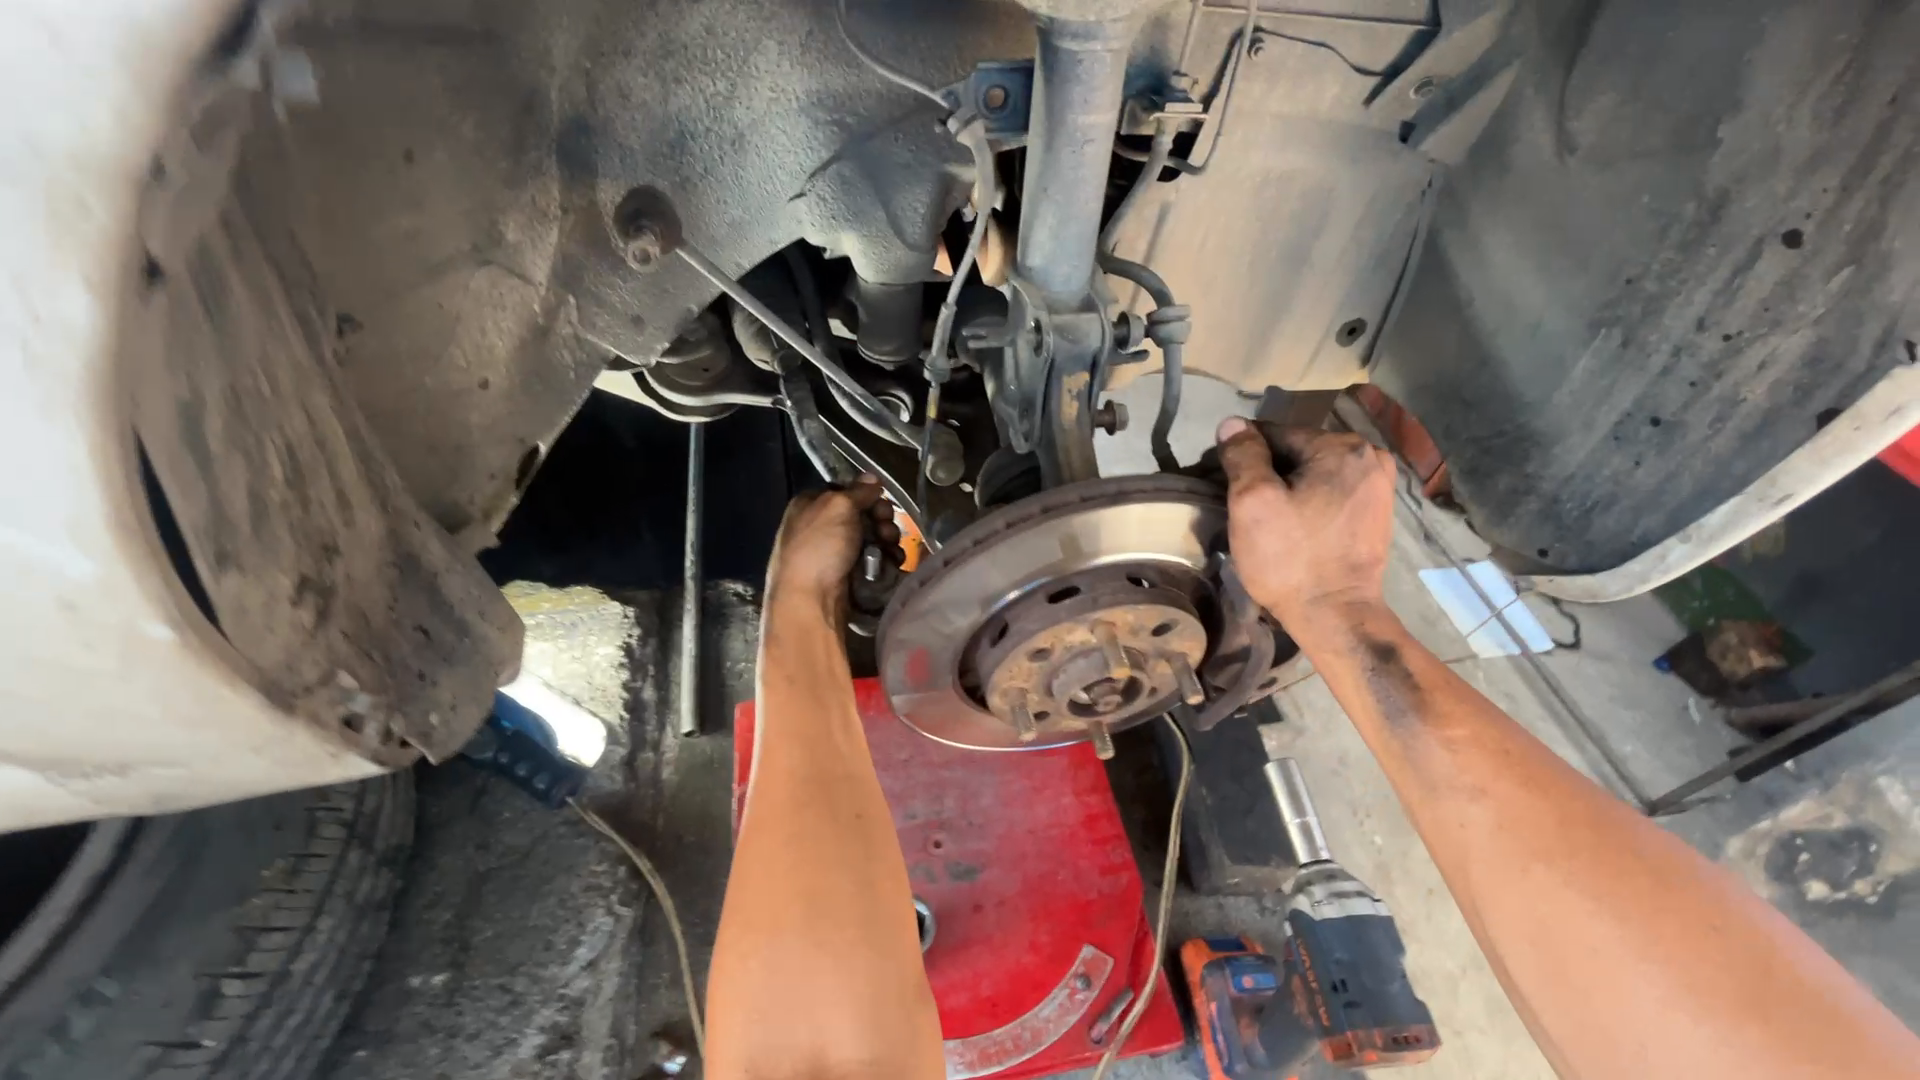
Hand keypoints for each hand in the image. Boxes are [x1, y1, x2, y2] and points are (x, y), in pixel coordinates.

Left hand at [765, 477, 898, 616]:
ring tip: (889, 548)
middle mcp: (821, 526)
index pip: (846, 490)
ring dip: (887, 539)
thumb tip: (873, 478)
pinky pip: (873, 560)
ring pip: (872, 537)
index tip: (880, 500)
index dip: (866, 494)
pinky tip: (892, 562)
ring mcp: (834, 553)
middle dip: (881, 518)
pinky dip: (885, 559)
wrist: (809, 600)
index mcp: (810, 504)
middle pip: (863, 514)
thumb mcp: (838, 507)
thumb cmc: (819, 546)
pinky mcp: (847, 575)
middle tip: (886, 528)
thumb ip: (859, 490)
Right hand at [1214, 417, 1397, 636]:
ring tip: (1266, 520)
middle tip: (1243, 508)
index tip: (1223, 486)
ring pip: (1314, 474)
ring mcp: (1379, 487)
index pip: (1274, 434)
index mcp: (1343, 447)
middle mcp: (1370, 457)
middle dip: (1267, 473)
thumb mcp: (1253, 502)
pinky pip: (1331, 494)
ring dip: (1287, 488)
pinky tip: (1293, 529)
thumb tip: (1232, 423)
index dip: (1242, 457)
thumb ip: (1242, 456)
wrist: (1336, 616)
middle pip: (1297, 453)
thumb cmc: (1289, 559)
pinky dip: (1308, 503)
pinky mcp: (1377, 514)